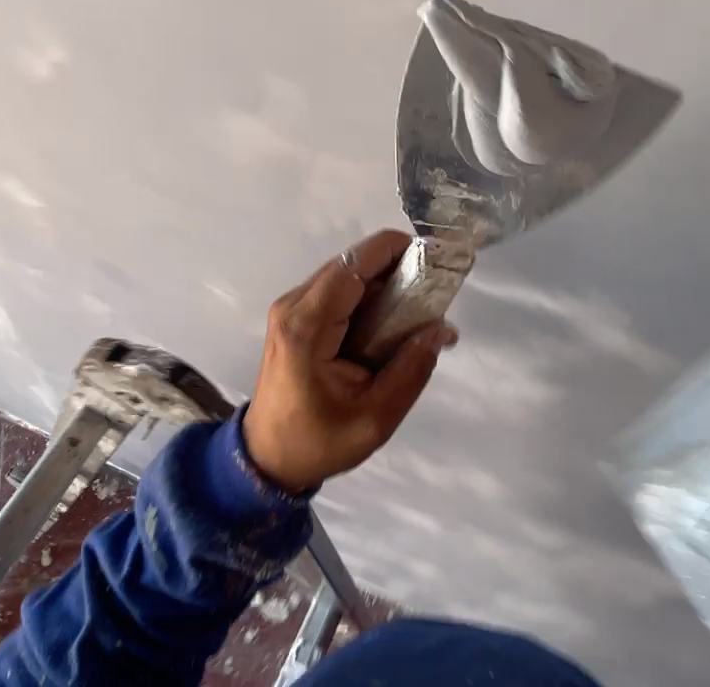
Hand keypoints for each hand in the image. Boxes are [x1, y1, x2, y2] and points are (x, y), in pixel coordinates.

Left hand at [242, 230, 457, 492]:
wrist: (267, 459)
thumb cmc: (318, 441)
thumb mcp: (375, 418)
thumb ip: (410, 370)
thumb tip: (442, 329)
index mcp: (307, 326)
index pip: (353, 265)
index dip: (394, 251)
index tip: (434, 261)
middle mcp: (294, 305)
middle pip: (352, 265)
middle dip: (396, 270)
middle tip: (434, 297)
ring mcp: (291, 308)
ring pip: (347, 276)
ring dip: (384, 284)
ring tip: (420, 312)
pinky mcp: (296, 317)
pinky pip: (339, 292)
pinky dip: (369, 298)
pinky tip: (393, 324)